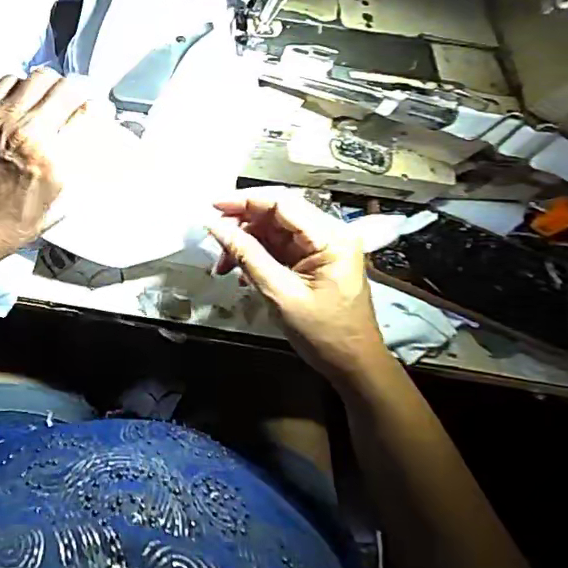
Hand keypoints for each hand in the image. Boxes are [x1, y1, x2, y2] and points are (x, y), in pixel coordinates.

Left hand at [0, 69, 102, 276]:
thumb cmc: (4, 228)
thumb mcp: (55, 208)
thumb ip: (76, 173)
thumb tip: (89, 147)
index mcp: (50, 160)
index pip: (87, 114)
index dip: (99, 110)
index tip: (101, 113)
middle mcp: (27, 132)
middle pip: (66, 88)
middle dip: (77, 96)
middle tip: (76, 106)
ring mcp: (1, 118)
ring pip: (40, 77)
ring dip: (52, 86)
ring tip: (51, 100)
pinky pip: (9, 80)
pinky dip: (22, 86)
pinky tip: (24, 102)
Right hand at [207, 189, 389, 382]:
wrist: (354, 366)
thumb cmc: (325, 334)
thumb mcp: (280, 294)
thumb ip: (247, 255)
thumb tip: (216, 226)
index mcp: (330, 238)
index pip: (282, 203)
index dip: (245, 201)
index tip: (213, 206)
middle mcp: (329, 234)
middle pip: (276, 213)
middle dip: (241, 224)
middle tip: (215, 239)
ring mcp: (321, 247)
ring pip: (273, 230)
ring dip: (245, 242)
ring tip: (223, 265)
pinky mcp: (313, 260)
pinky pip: (278, 247)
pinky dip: (256, 255)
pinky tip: (240, 272)